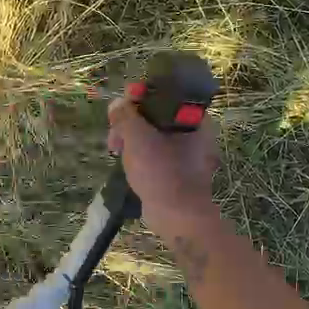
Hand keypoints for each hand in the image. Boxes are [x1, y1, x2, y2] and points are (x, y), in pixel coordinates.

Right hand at [107, 95, 221, 246]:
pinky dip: (139, 152)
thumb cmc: (161, 172)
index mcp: (193, 118)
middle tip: (114, 136)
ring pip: (152, 132)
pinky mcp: (177, 167)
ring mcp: (186, 150)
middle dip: (129, 121)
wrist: (178, 215)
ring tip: (115, 151)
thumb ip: (124, 116)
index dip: (137, 96)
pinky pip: (155, 150)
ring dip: (130, 137)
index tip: (119, 109)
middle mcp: (193, 130)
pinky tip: (125, 161)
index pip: (163, 93)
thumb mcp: (137, 138)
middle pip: (154, 113)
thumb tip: (116, 104)